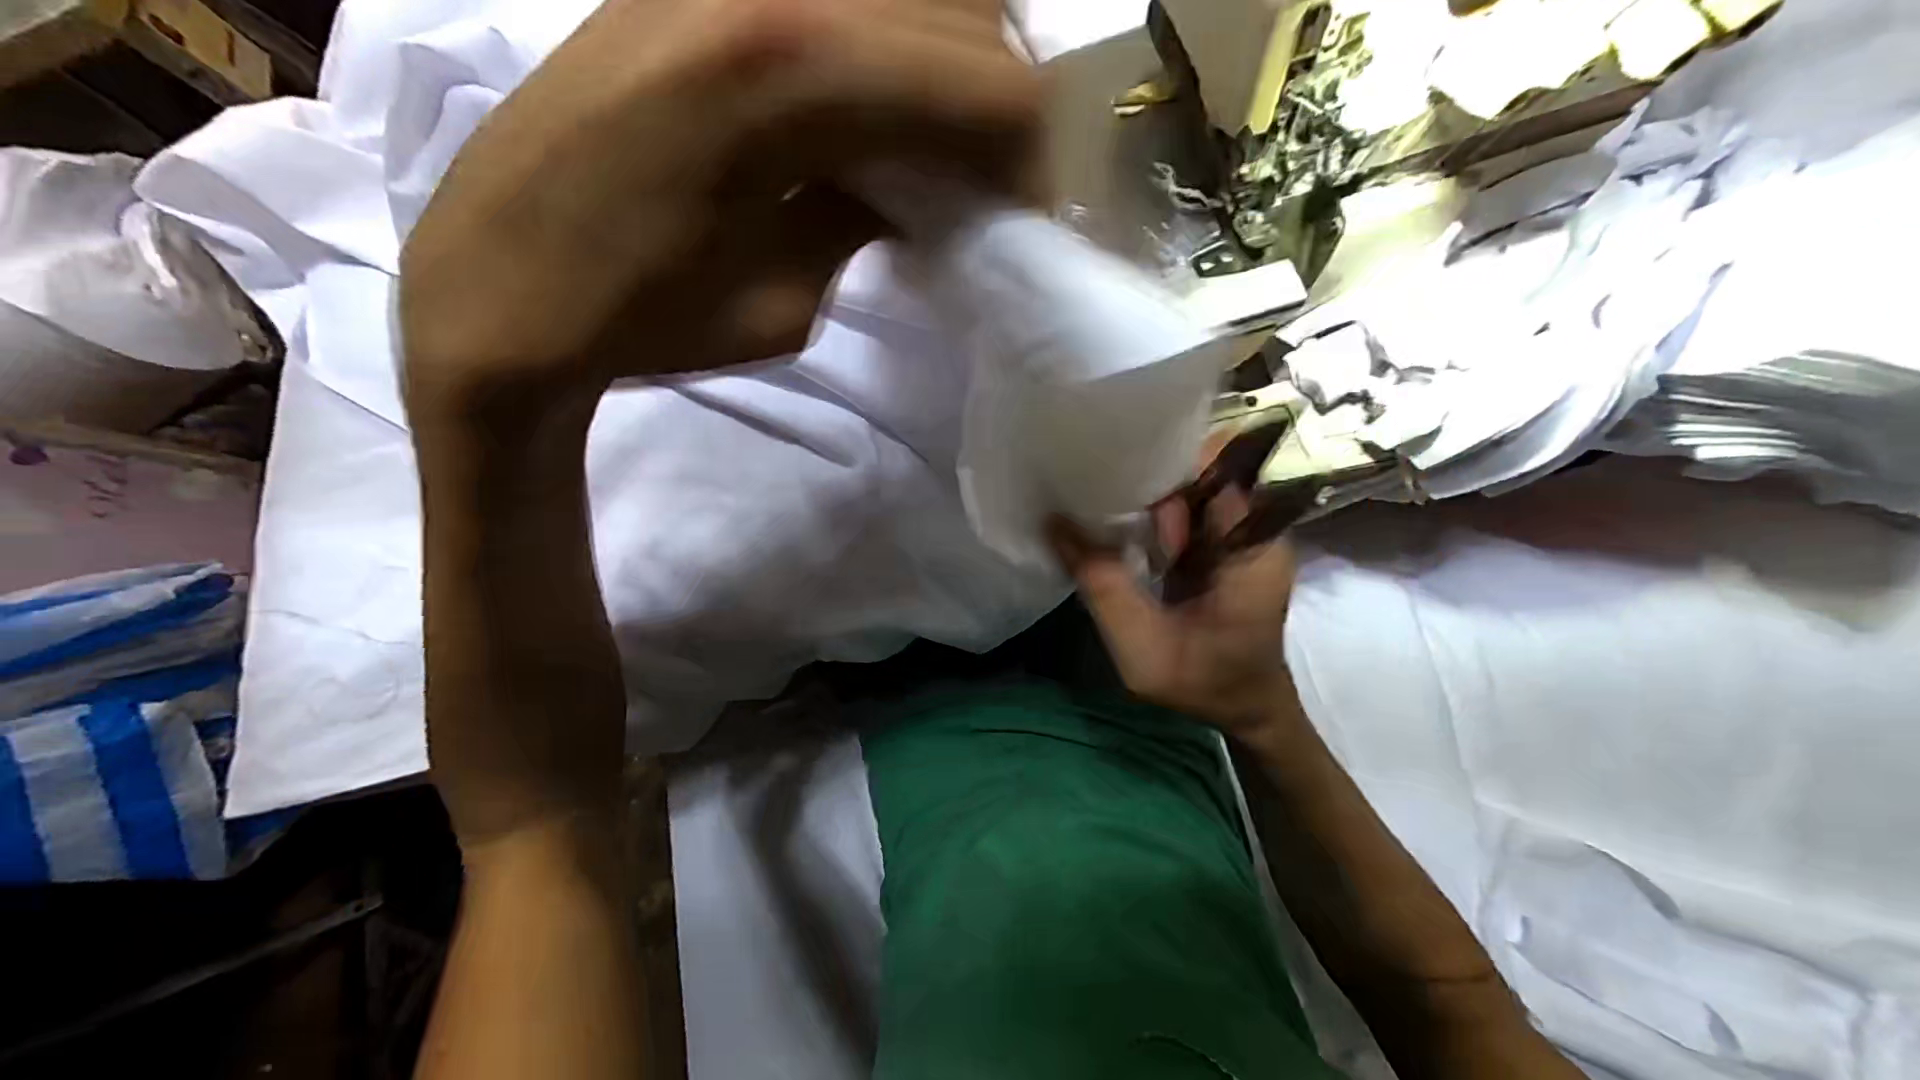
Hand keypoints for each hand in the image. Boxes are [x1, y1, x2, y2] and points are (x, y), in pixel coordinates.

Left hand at [400, 0, 1037, 426]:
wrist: (496, 287)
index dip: (1029, 160)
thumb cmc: (644, 321)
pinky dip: (886, 43)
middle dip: (1001, 107)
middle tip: (988, 183)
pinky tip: (866, 110)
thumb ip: (867, 217)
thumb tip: (918, 184)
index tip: (1021, 218)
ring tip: (933, 146)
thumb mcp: (787, 299)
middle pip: (966, 12)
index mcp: (794, 73)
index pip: (986, 85)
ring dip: (949, 63)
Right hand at [1049, 483, 1302, 736]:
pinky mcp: (1222, 546)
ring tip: (1103, 508)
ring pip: (1190, 490)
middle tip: (1100, 495)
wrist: (1243, 710)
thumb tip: (1054, 522)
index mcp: (1253, 548)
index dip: (1167, 461)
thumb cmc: (1203, 683)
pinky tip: (1120, 524)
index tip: (1117, 466)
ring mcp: (1241, 537)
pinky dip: (1152, 515)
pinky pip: (1186, 511)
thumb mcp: (1141, 644)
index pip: (1218, 469)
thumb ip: (1102, 583)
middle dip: (1151, 480)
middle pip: (1202, 473)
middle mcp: (1257, 530)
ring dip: (1148, 499)